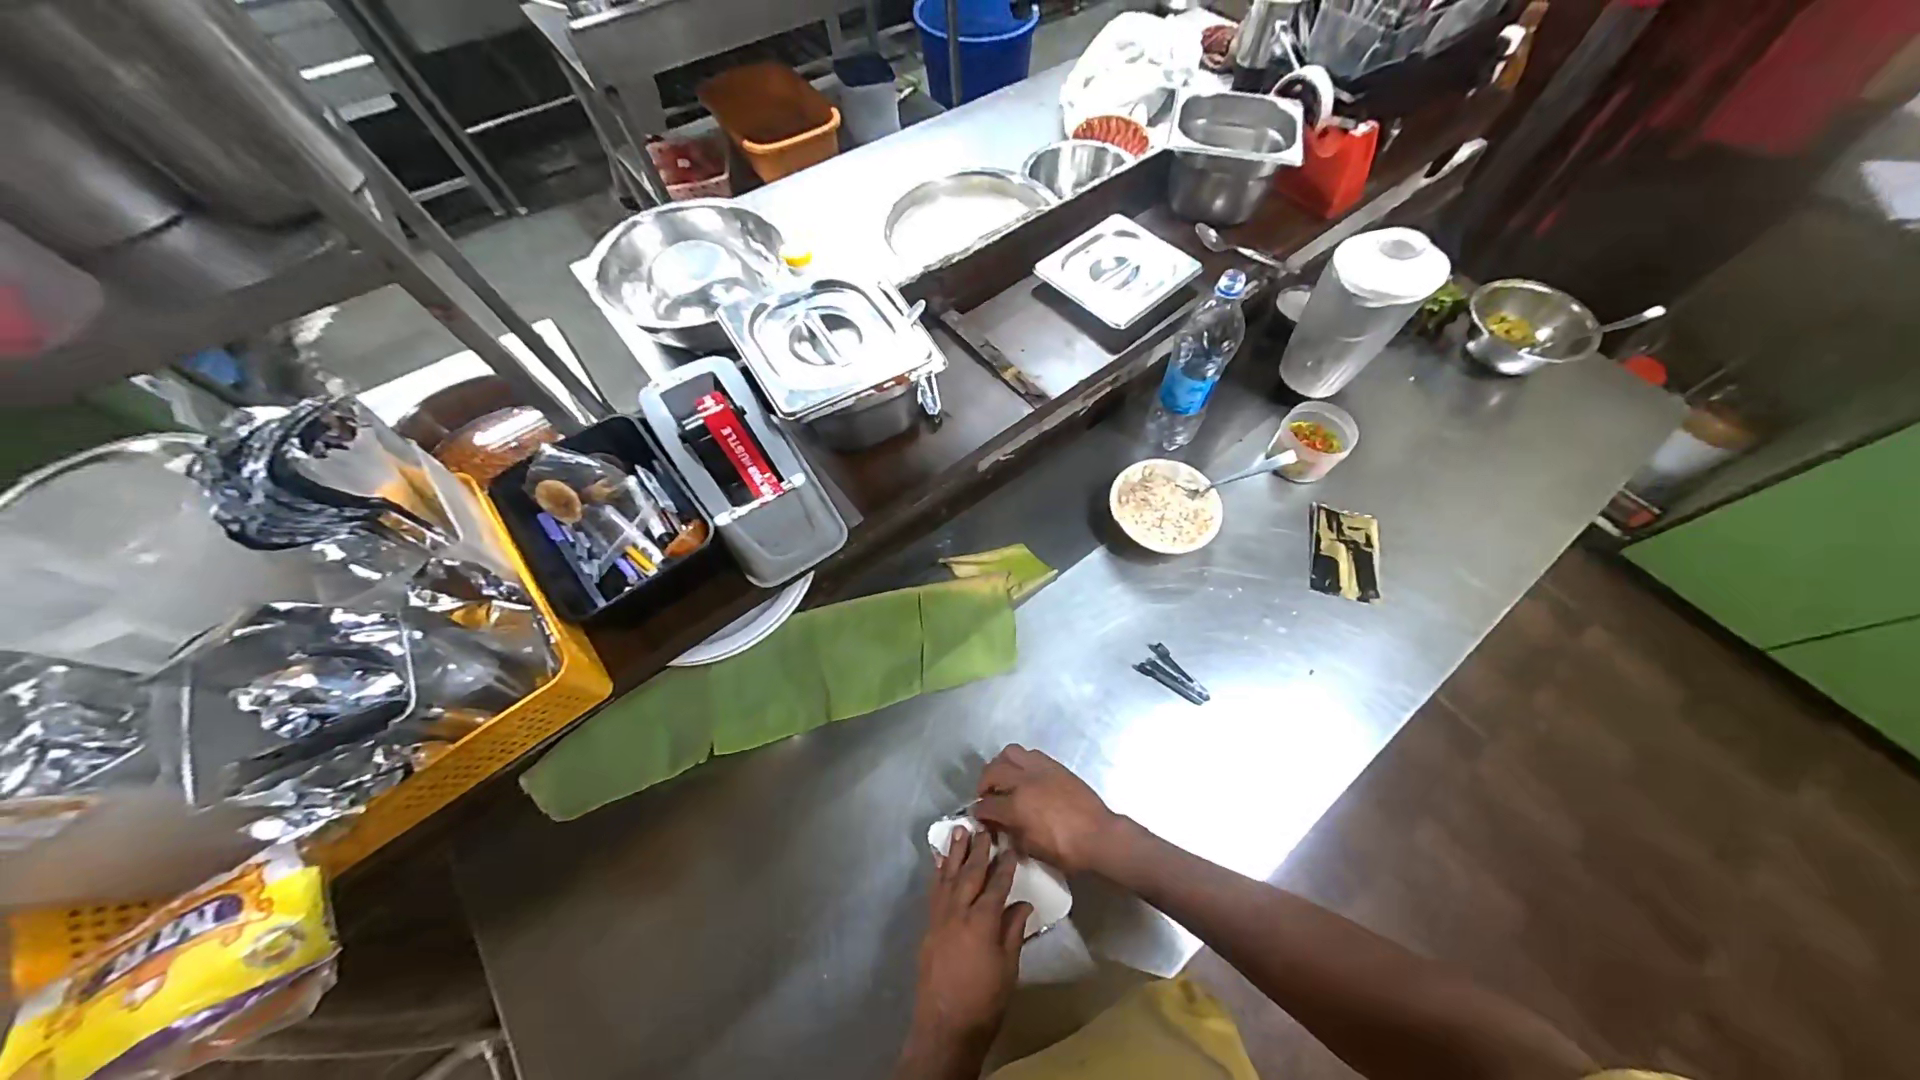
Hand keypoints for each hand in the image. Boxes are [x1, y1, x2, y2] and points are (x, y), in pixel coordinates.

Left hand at [902, 826, 1029, 1070]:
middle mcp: (958, 913)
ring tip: (958, 831)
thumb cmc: (984, 1001)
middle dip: (977, 850)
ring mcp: (939, 919)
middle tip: (983, 828)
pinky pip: (934, 892)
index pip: (995, 885)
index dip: (1004, 865)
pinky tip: (940, 862)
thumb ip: (1013, 931)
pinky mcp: (928, 928)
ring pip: (947, 877)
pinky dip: (938, 873)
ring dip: (954, 853)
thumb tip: (1021, 903)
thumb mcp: (1008, 967)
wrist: (945, 1027)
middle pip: (969, 874)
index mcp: (981, 922)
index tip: (1010, 847)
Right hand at [973, 745, 1125, 875]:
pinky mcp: (1054, 765)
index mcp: (1016, 806)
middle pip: (992, 771)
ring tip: (1003, 777)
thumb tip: (999, 825)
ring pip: (1009, 753)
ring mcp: (1040, 769)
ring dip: (1000, 764)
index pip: (987, 804)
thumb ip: (1010, 833)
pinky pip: (1030, 754)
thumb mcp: (1031, 848)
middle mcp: (1024, 782)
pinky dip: (1021, 761)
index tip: (978, 814)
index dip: (979, 811)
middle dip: (984, 783)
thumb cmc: (1065, 850)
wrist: (1098, 836)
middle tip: (986, 794)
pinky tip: (1024, 774)